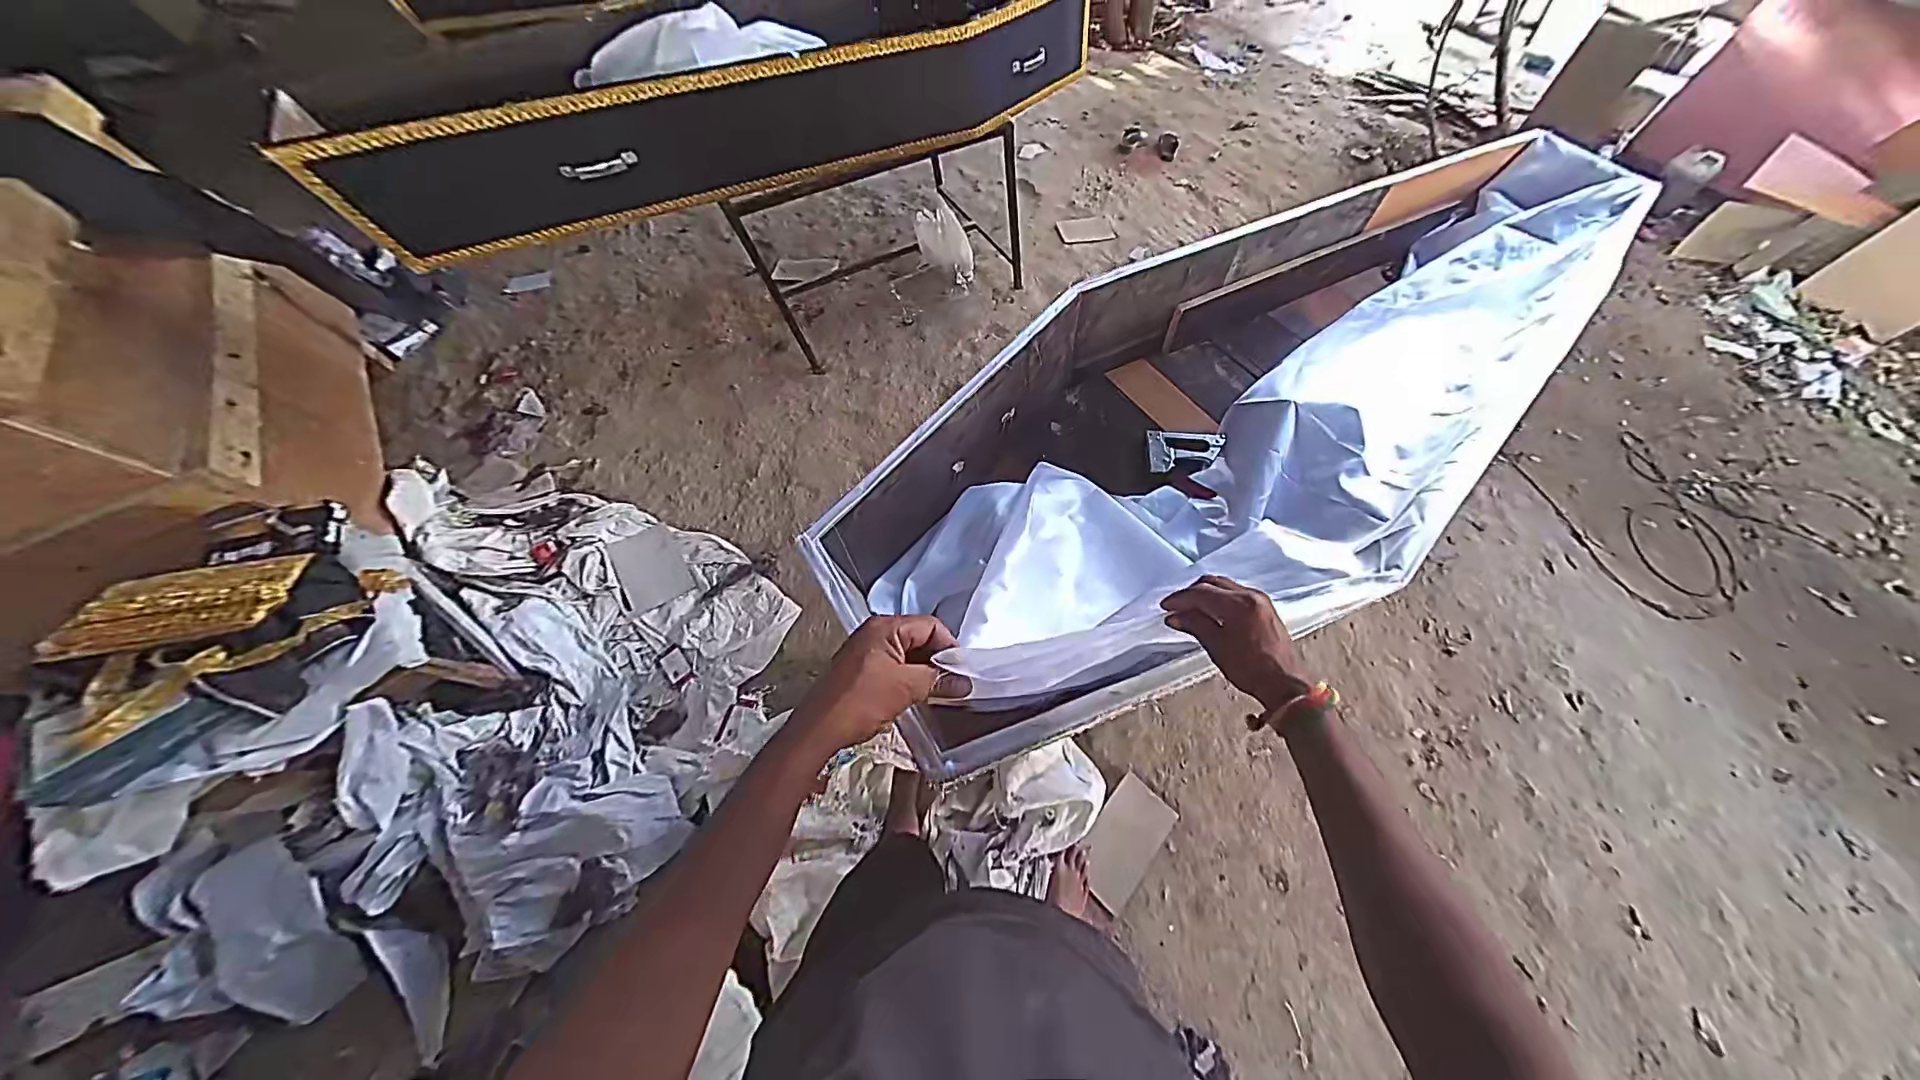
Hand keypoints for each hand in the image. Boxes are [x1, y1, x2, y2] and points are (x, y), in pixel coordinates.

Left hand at [786, 615, 967, 757]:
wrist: (819, 731)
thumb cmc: (854, 704)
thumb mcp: (906, 688)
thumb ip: (938, 680)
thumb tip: (960, 682)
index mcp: (884, 627)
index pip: (930, 626)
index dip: (949, 647)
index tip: (960, 670)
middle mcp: (873, 633)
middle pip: (919, 638)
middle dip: (937, 660)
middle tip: (952, 682)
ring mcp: (866, 651)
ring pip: (907, 654)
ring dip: (924, 671)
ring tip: (937, 692)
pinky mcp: (861, 670)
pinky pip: (894, 667)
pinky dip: (909, 678)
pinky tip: (916, 695)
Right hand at [1162, 575, 1308, 710]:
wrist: (1285, 685)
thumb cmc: (1254, 670)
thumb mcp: (1217, 646)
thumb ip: (1195, 625)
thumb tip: (1176, 616)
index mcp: (1238, 604)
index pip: (1200, 592)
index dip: (1179, 599)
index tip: (1166, 606)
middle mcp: (1251, 596)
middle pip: (1212, 584)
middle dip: (1191, 593)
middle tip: (1175, 606)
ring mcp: (1260, 602)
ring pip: (1224, 587)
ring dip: (1205, 594)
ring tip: (1190, 609)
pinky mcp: (1265, 609)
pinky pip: (1236, 594)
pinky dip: (1219, 599)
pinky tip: (1211, 612)